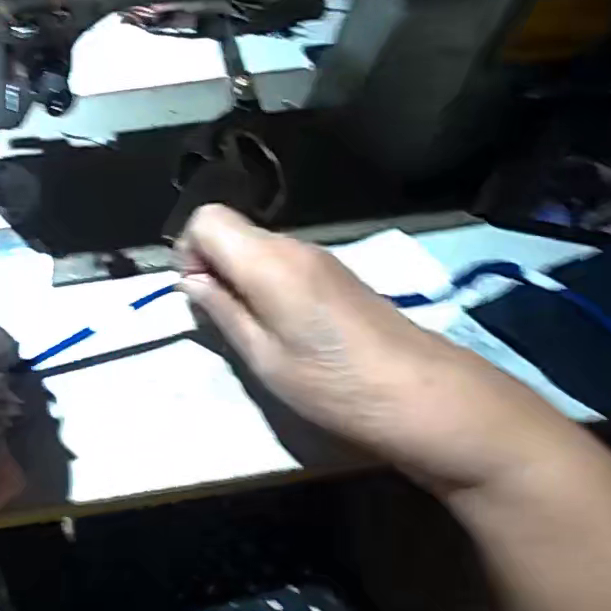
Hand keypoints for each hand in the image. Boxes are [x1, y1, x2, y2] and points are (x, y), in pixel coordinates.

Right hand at [174, 205, 578, 493]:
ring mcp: (319, 256)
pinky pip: (283, 260)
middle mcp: (293, 244)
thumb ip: (222, 310)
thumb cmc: (332, 383)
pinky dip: (267, 281)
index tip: (199, 294)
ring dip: (240, 274)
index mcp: (268, 259)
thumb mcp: (263, 357)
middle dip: (213, 263)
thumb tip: (192, 281)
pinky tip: (287, 325)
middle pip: (232, 228)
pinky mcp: (336, 272)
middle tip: (222, 316)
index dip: (190, 250)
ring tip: (254, 328)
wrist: (421, 393)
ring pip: (257, 244)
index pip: (207, 217)